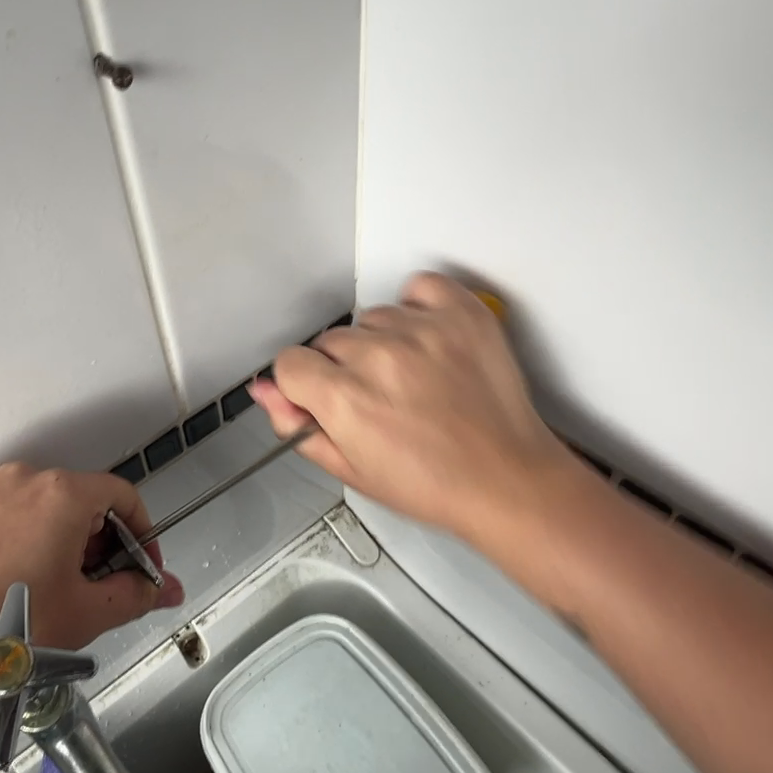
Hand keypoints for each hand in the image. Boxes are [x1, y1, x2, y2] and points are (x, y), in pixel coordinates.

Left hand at [0, 464, 185, 669]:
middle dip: (100, 546)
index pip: (122, 496)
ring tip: (53, 598)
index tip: (140, 571)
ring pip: (42, 511)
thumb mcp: (83, 615)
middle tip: (97, 592)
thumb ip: (134, 595)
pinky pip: (6, 519)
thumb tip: (166, 589)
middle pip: (82, 501)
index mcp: (60, 494)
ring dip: (62, 546)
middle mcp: (22, 480)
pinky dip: (24, 545)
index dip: (142, 535)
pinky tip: (13, 592)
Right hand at [250, 271, 584, 542]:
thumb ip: (297, 426)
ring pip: (371, 318)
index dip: (304, 385)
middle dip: (343, 367)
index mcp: (344, 399)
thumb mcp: (350, 468)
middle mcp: (378, 357)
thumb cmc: (433, 484)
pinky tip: (427, 340)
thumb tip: (266, 392)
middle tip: (379, 399)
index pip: (289, 362)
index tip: (325, 398)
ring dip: (382, 341)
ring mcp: (422, 330)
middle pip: (330, 341)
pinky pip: (418, 287)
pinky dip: (418, 307)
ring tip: (412, 377)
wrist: (506, 481)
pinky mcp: (462, 315)